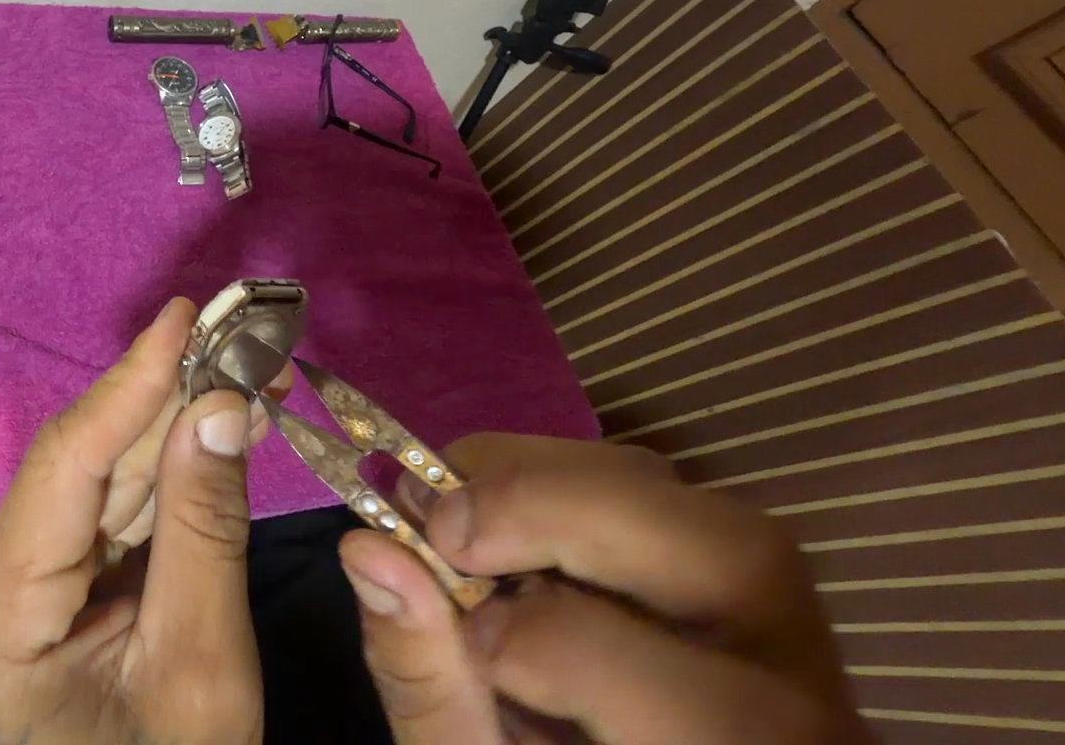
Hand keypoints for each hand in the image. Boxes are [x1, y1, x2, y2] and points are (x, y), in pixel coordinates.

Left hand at [0, 298, 266, 743]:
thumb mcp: (202, 673)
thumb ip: (206, 531)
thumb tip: (222, 406)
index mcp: (0, 619)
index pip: (67, 468)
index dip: (128, 383)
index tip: (182, 317)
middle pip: (85, 463)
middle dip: (164, 395)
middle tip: (235, 338)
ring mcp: (25, 582)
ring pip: (105, 478)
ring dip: (175, 423)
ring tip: (241, 373)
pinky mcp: (60, 584)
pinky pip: (118, 510)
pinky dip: (172, 470)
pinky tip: (218, 431)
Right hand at [337, 433, 874, 743]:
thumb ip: (425, 676)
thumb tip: (368, 545)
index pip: (670, 691)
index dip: (531, 639)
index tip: (439, 624)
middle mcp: (804, 697)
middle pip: (720, 552)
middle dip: (553, 507)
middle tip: (440, 523)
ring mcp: (784, 622)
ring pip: (681, 494)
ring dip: (544, 475)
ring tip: (458, 505)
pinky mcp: (730, 571)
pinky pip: (647, 485)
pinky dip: (554, 474)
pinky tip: (502, 510)